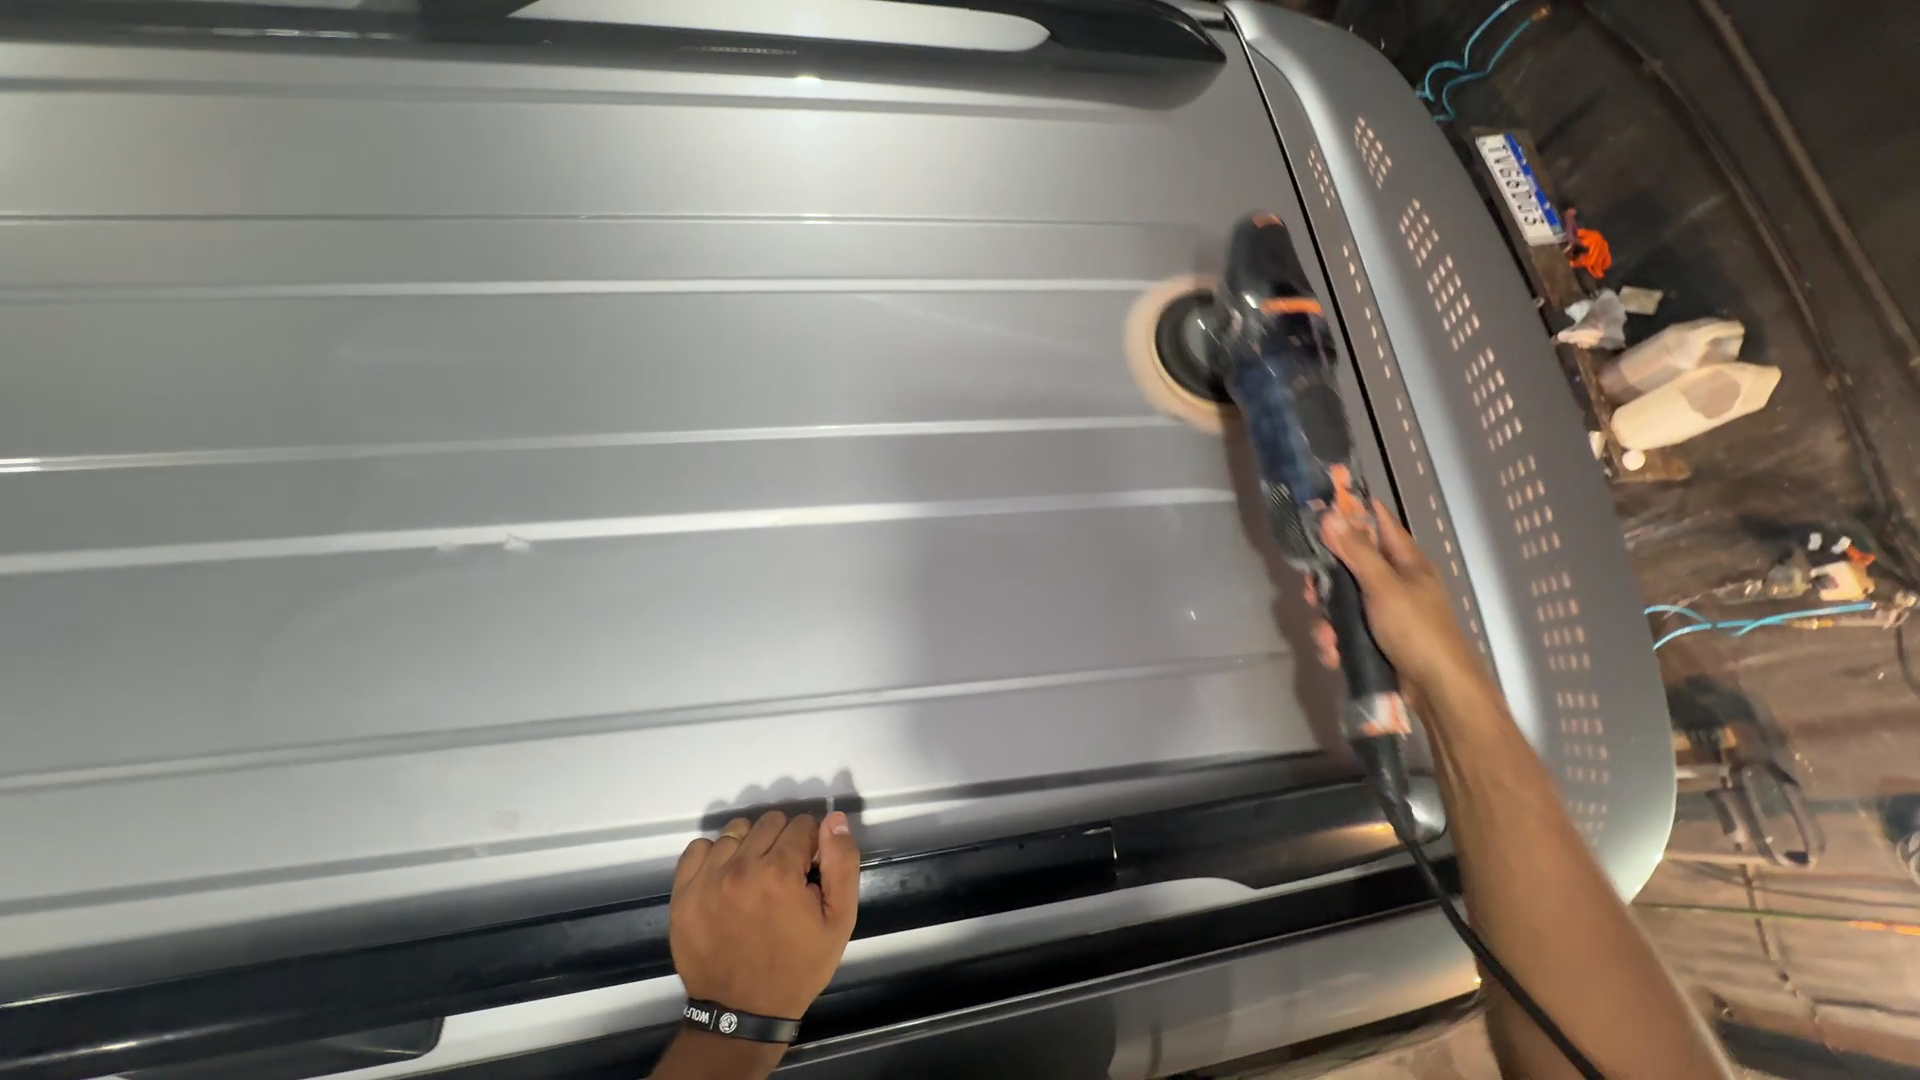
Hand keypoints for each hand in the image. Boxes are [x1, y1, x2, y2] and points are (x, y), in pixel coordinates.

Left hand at [669, 810, 860, 1019]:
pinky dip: (716, 855)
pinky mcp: (682, 892)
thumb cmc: (797, 967)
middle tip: (784, 875)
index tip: (809, 870)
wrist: (741, 1013)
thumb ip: (843, 863)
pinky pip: (699, 848)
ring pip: (736, 831)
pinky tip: (727, 877)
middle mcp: (740, 868)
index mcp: (779, 873)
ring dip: (750, 845)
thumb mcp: (839, 921)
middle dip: (783, 841)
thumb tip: (833, 819)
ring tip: (755, 876)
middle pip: (769, 822)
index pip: (803, 824)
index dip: (812, 845)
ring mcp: (706, 879)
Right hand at [1317, 499, 1483, 697]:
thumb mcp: (1383, 586)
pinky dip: (1336, 643)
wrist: (1437, 689)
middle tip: (1311, 591)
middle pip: (1350, 567)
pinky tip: (1335, 654)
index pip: (1379, 523)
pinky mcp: (1376, 640)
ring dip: (1328, 621)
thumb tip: (1329, 515)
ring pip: (1342, 604)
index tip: (1320, 509)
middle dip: (1326, 582)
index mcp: (1406, 562)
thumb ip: (1355, 552)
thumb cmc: (1416, 629)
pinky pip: (1346, 632)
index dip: (1353, 513)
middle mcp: (1395, 583)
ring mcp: (1385, 613)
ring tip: (1328, 638)